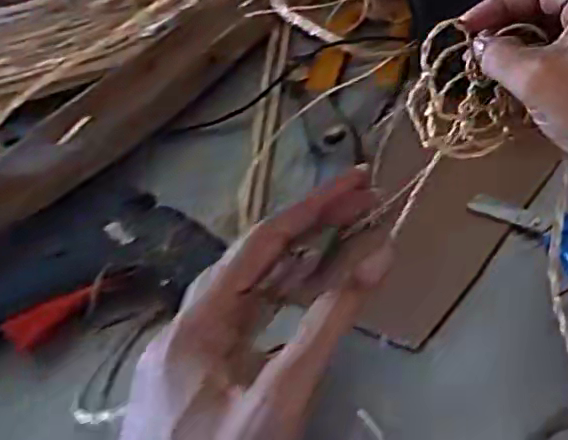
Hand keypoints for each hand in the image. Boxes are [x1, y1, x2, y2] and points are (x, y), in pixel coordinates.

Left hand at [122, 169, 392, 439]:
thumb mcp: (282, 390)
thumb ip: (333, 317)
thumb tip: (385, 248)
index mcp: (192, 328)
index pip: (260, 244)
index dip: (312, 205)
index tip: (359, 177)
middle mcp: (182, 331)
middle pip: (252, 257)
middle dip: (312, 222)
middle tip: (367, 199)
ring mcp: (187, 353)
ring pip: (250, 282)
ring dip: (303, 252)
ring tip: (351, 230)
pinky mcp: (199, 373)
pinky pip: (248, 309)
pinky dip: (289, 285)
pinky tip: (316, 281)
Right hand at [462, 0, 567, 232]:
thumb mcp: (534, 76)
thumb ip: (499, 52)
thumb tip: (480, 43)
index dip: (496, 6)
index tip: (461, 28)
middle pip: (543, 6)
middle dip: (505, 25)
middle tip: (469, 47)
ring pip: (549, 28)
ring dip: (517, 44)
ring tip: (484, 62)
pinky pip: (561, 46)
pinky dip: (534, 56)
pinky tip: (510, 72)